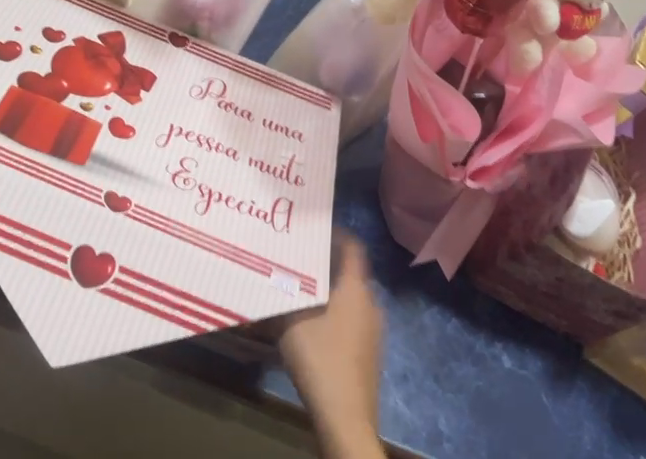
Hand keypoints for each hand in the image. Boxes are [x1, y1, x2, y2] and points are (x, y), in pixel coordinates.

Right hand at [279, 234, 384, 458]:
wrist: (346, 414)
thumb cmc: (320, 356)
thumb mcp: (291, 322)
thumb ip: (283, 294)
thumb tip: (271, 274)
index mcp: (356, 288)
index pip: (353, 247)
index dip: (337, 234)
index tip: (314, 231)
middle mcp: (371, 302)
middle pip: (350, 272)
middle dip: (326, 264)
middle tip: (298, 261)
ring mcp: (374, 329)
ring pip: (351, 298)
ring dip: (329, 291)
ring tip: (300, 293)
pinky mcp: (370, 351)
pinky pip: (352, 319)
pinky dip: (334, 313)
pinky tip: (312, 327)